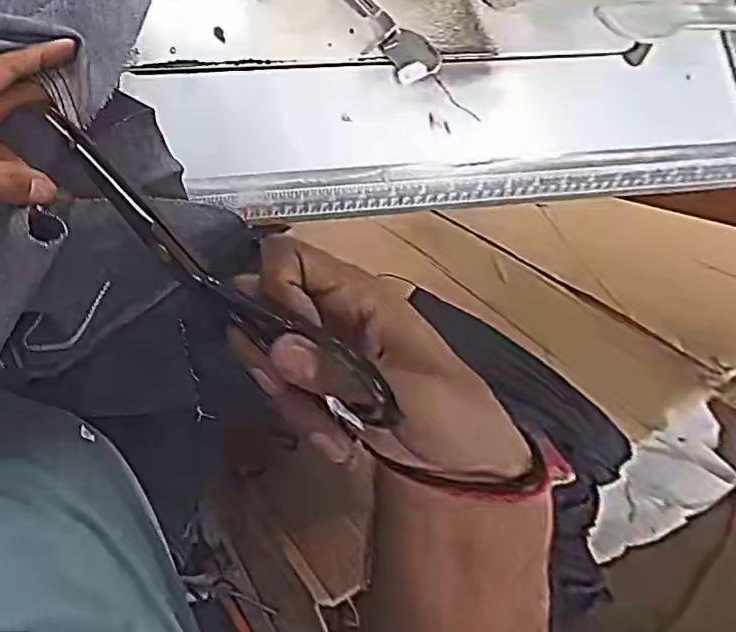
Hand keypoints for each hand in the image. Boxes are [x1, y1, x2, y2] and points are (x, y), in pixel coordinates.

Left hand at [0, 38, 74, 246]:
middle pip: (6, 100)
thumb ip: (5, 181)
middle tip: (75, 100)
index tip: (66, 48)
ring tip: (57, 162)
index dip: (38, 57)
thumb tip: (45, 187)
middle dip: (40, 99)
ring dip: (26, 152)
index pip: (5, 69)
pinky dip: (7, 176)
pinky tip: (23, 189)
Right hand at [237, 234, 529, 475]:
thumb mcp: (408, 392)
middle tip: (290, 388)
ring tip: (325, 426)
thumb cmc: (458, 419)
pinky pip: (276, 381)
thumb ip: (336, 368)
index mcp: (355, 292)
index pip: (284, 256)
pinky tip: (332, 437)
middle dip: (267, 349)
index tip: (287, 336)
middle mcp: (325, 308)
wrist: (475, 478)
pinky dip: (295, 412)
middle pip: (259, 300)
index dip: (274, 287)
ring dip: (283, 391)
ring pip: (262, 345)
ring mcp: (315, 343)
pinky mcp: (309, 377)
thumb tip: (277, 348)